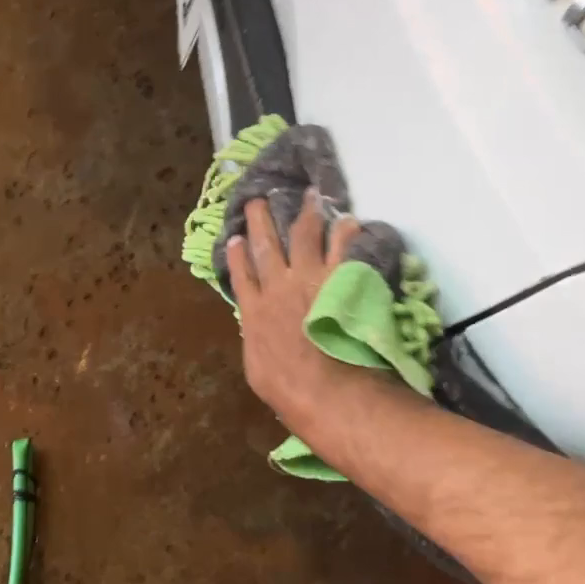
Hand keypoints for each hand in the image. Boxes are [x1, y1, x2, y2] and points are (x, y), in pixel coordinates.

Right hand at [225, 193, 369, 432]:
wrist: (322, 386)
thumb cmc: (286, 387)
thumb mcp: (257, 368)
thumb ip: (256, 342)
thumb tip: (258, 334)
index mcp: (254, 312)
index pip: (243, 276)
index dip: (238, 255)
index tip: (237, 238)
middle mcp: (277, 288)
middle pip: (266, 247)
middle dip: (262, 221)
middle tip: (259, 200)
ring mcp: (308, 281)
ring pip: (303, 237)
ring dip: (305, 213)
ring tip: (308, 195)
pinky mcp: (338, 281)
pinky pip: (342, 249)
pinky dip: (344, 232)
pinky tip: (348, 219)